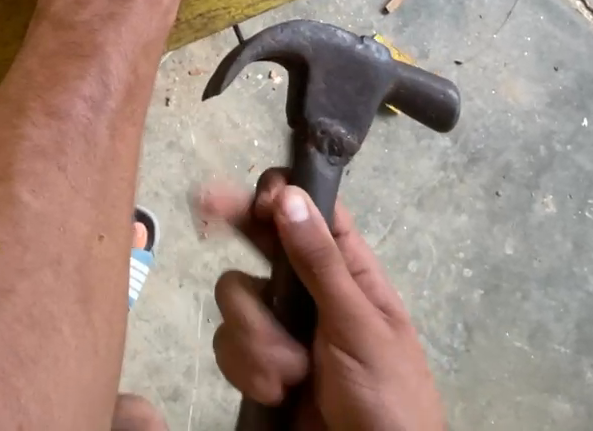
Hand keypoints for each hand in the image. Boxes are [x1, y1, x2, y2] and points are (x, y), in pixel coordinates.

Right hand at [201, 171, 443, 430]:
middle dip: (233, 221)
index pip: (310, 209)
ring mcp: (278, 323)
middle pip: (259, 235)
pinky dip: (250, 369)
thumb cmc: (389, 397)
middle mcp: (306, 286)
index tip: (261, 201)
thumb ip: (321, 262)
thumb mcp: (361, 327)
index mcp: (346, 268)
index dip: (281, 194)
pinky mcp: (257, 361)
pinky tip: (277, 393)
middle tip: (204, 203)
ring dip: (258, 337)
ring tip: (293, 374)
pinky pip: (227, 341)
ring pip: (235, 294)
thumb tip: (289, 194)